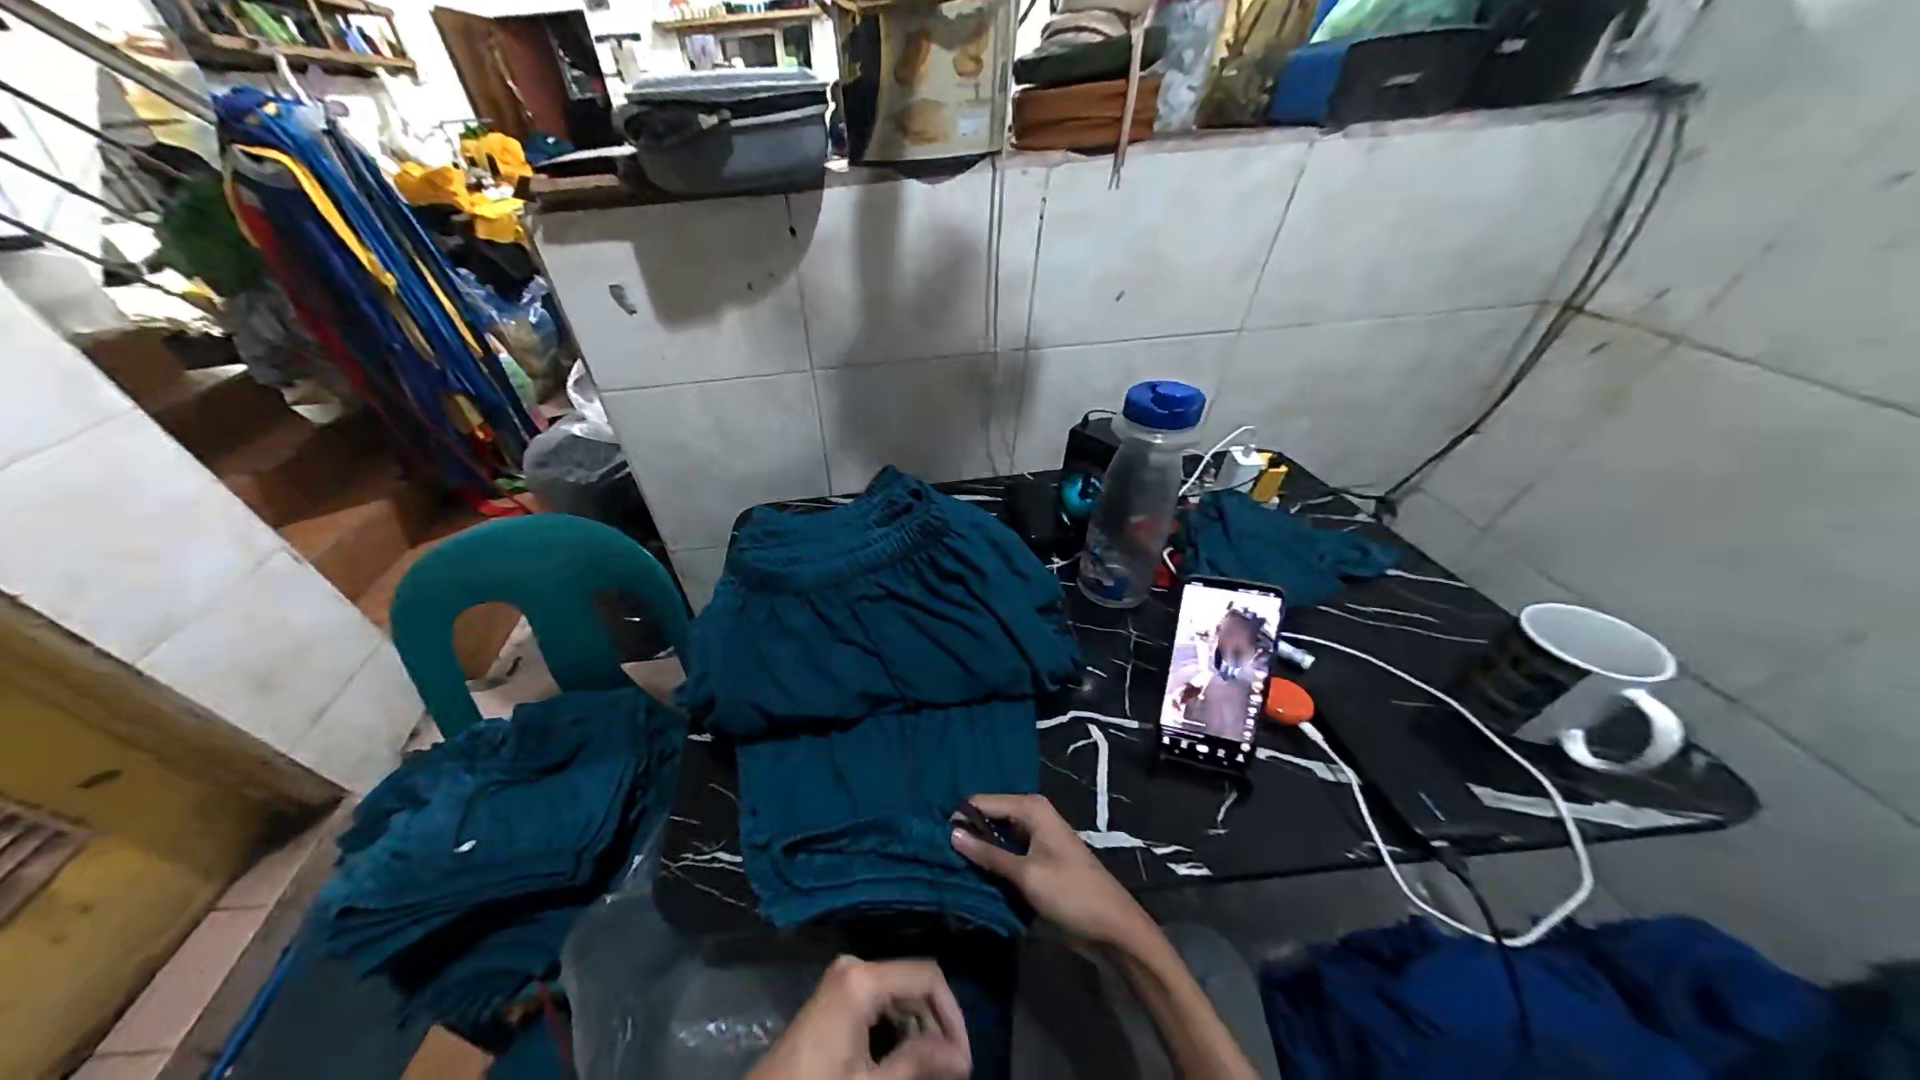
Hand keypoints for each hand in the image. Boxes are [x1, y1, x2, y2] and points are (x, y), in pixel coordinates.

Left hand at [748, 956, 970, 1079]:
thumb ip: (919, 1064)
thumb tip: (963, 1058)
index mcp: (863, 978)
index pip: (927, 977)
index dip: (953, 1017)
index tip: (964, 1062)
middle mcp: (854, 967)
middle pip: (913, 983)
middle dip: (937, 1026)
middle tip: (954, 1070)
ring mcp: (842, 980)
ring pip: (899, 993)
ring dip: (920, 1029)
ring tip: (934, 1069)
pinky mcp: (836, 996)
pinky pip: (881, 1002)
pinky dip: (899, 1028)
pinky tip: (908, 1058)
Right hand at [950, 794, 1152, 947]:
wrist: (1113, 926)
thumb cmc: (1071, 894)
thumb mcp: (1026, 875)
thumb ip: (988, 854)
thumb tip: (951, 834)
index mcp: (1032, 808)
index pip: (982, 802)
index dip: (958, 817)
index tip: (931, 835)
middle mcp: (1033, 814)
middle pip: (989, 816)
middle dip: (967, 831)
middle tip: (935, 850)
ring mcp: (1036, 836)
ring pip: (996, 834)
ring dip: (978, 847)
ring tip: (945, 860)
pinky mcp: (1037, 857)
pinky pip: (1006, 850)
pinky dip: (991, 858)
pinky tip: (971, 870)